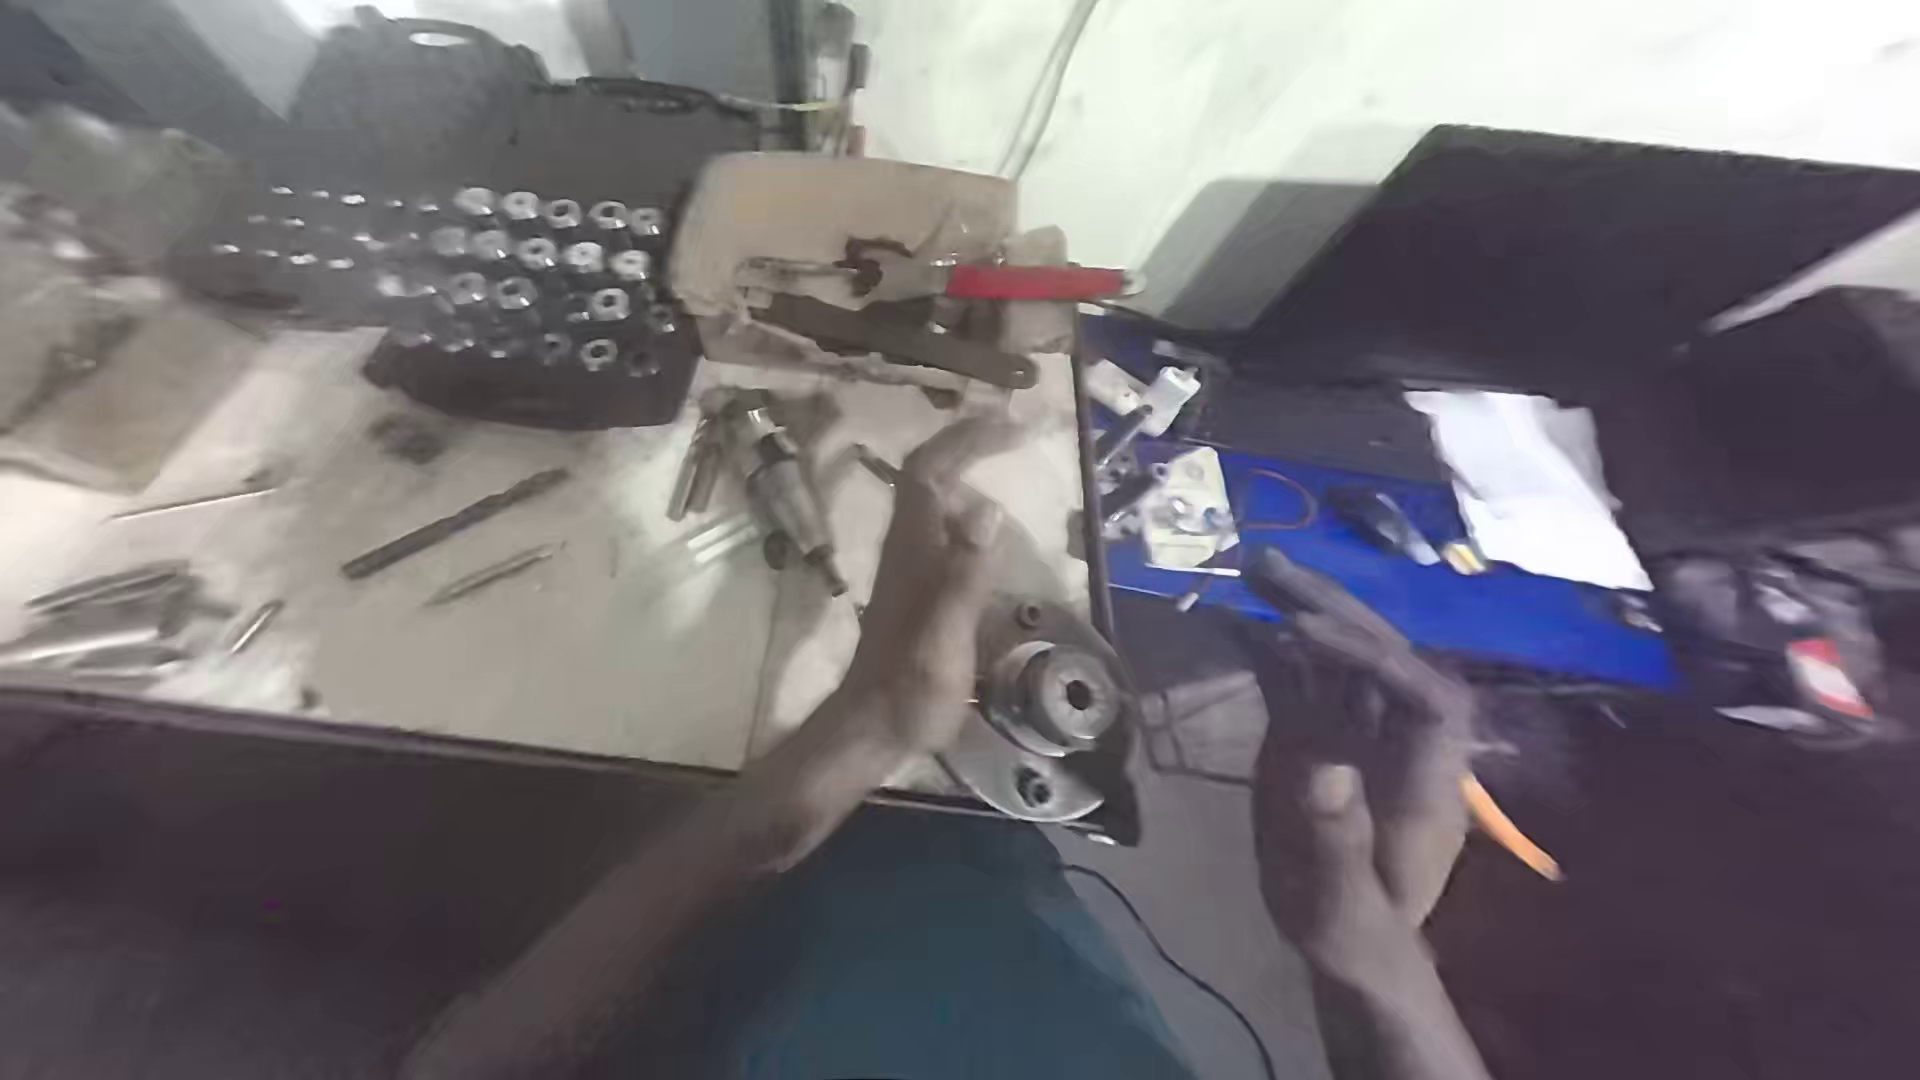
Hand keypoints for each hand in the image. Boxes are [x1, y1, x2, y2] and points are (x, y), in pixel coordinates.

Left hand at [832, 417, 1017, 757]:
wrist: (876, 723)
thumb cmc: (911, 684)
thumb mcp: (943, 634)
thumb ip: (963, 575)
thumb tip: (987, 507)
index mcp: (913, 548)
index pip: (927, 472)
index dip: (963, 440)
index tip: (1008, 424)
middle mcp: (909, 546)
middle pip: (929, 475)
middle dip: (969, 442)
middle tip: (1017, 429)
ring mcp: (913, 565)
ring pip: (935, 498)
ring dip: (968, 467)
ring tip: (1009, 454)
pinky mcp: (923, 586)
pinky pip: (946, 527)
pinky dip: (971, 506)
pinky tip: (995, 519)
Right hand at [1246, 547, 1472, 987]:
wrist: (1341, 932)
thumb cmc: (1351, 926)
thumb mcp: (1343, 901)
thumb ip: (1338, 836)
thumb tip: (1320, 760)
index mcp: (1425, 776)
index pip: (1424, 694)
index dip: (1369, 652)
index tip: (1299, 629)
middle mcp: (1394, 737)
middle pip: (1379, 653)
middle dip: (1328, 605)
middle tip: (1267, 564)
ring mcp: (1352, 728)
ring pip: (1336, 653)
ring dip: (1297, 606)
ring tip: (1253, 568)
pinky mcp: (1313, 728)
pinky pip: (1296, 674)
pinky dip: (1266, 643)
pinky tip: (1235, 618)